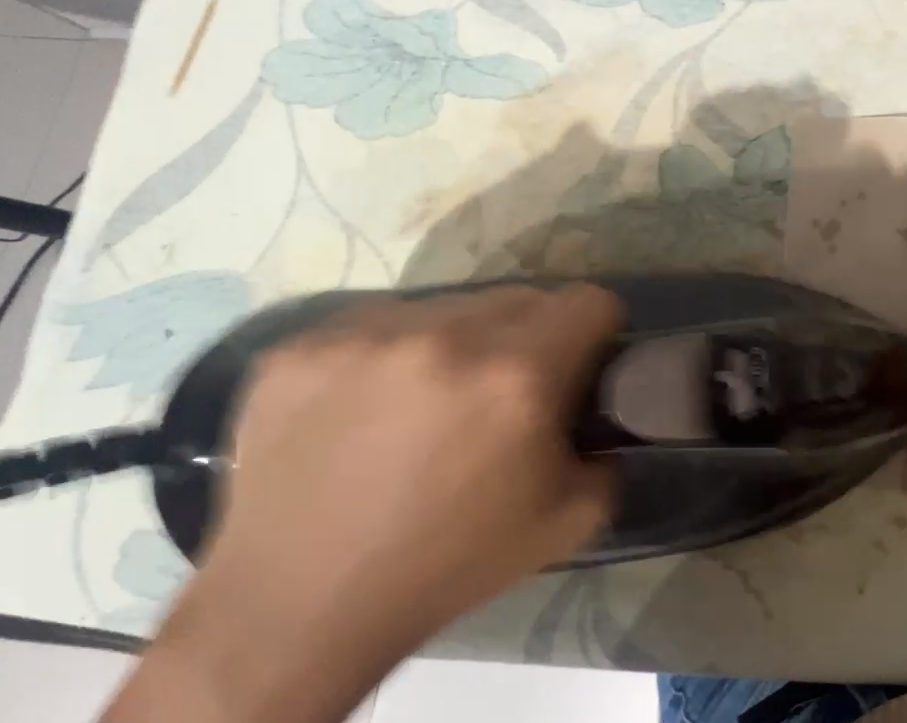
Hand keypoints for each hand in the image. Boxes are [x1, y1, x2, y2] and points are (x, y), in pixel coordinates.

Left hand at [207, 284, 619, 631]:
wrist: (299, 608)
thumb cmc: (450, 564)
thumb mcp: (570, 519)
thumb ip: (607, 453)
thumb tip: (602, 417)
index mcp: (519, 373)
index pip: (589, 301)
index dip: (595, 335)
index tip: (578, 368)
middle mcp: (447, 335)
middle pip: (521, 297)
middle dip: (528, 339)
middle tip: (503, 394)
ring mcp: (365, 334)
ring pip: (446, 306)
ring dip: (457, 342)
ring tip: (428, 403)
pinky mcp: (301, 347)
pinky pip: (373, 324)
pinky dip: (387, 355)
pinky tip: (367, 410)